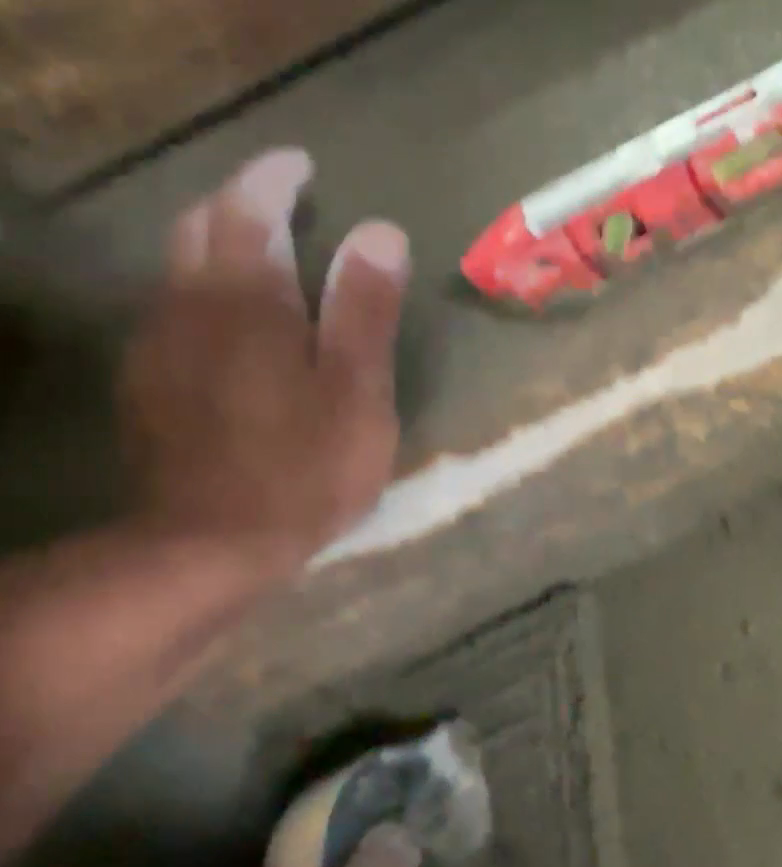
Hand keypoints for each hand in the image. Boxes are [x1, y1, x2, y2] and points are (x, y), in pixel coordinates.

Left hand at [119, 146, 408, 576]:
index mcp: (247, 303)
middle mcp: (190, 308)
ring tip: (268, 253)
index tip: (303, 164)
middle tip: (282, 198)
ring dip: (221, 245)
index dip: (273, 180)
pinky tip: (239, 320)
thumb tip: (379, 231)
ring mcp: (161, 344)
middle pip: (200, 230)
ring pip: (182, 269)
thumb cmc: (307, 465)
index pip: (248, 212)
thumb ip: (364, 309)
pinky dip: (210, 292)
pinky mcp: (153, 381)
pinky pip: (177, 311)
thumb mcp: (358, 389)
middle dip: (237, 202)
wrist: (212, 539)